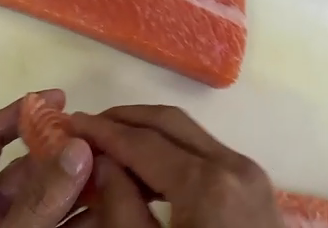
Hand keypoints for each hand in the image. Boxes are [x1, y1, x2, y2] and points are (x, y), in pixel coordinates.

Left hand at [0, 91, 93, 227]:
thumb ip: (38, 198)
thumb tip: (78, 147)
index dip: (22, 113)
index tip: (61, 98)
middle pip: (22, 170)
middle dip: (60, 154)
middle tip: (96, 140)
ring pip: (41, 202)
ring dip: (73, 186)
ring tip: (109, 168)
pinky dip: (76, 219)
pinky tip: (105, 209)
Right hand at [69, 106, 281, 227]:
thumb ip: (122, 208)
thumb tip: (101, 162)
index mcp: (207, 184)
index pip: (143, 142)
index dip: (103, 131)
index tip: (71, 122)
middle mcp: (233, 165)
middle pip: (169, 123)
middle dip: (126, 120)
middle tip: (89, 126)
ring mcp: (250, 174)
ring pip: (189, 134)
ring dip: (149, 134)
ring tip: (111, 147)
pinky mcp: (256, 188)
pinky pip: (207, 155)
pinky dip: (173, 153)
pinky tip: (147, 172)